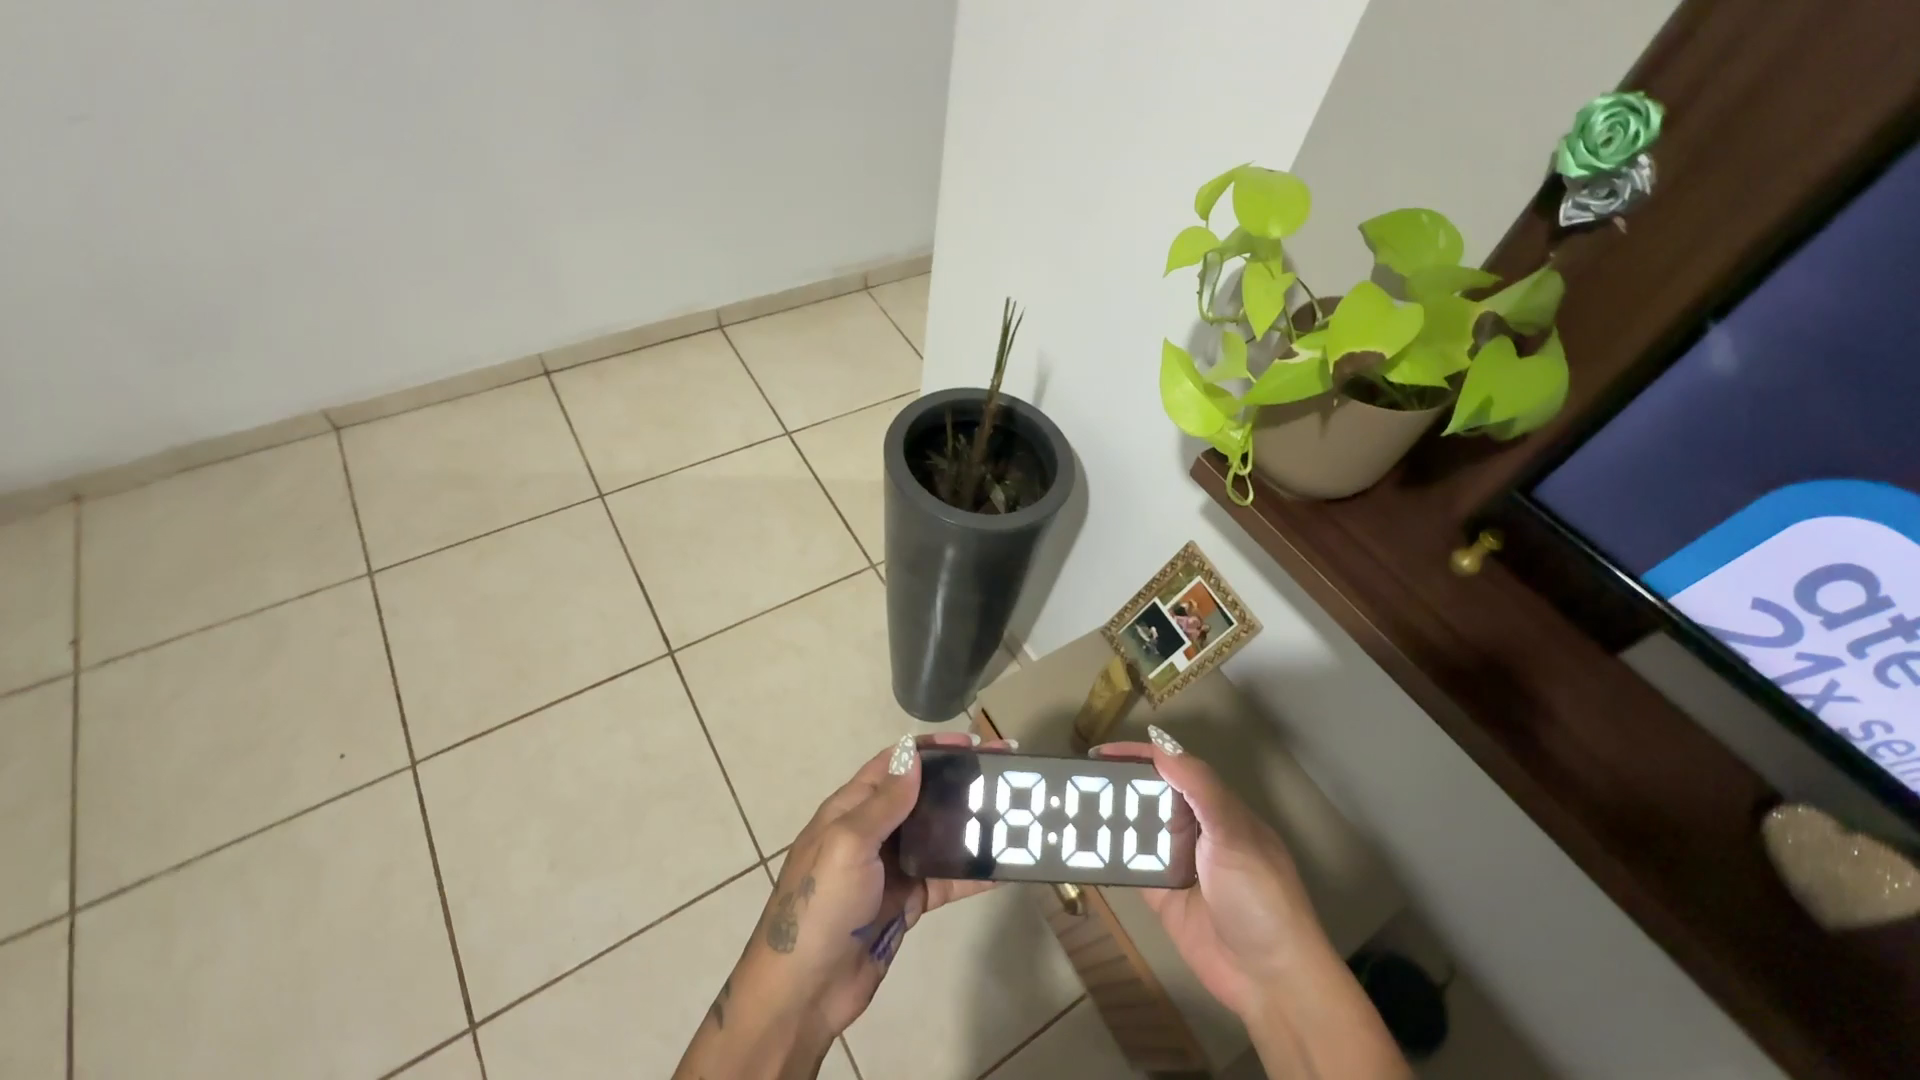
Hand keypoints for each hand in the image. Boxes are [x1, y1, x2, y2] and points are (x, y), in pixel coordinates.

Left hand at [675, 732, 1005, 1078]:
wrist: (806, 990)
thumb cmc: (821, 905)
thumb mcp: (847, 844)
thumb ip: (883, 802)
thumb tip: (912, 754)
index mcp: (851, 809)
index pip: (894, 765)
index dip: (930, 750)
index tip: (971, 744)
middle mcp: (873, 832)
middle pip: (922, 796)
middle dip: (960, 782)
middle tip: (1004, 772)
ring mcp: (892, 868)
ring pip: (939, 835)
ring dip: (972, 823)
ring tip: (1011, 812)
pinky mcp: (908, 902)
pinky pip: (947, 879)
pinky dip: (974, 871)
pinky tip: (1005, 865)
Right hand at [1091, 729, 1329, 1018]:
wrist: (1269, 979)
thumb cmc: (1260, 898)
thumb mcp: (1235, 835)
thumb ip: (1200, 789)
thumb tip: (1162, 747)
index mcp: (1220, 810)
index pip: (1176, 770)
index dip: (1141, 756)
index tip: (1103, 753)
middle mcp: (1198, 831)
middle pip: (1152, 798)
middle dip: (1119, 785)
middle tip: (1076, 778)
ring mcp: (1178, 864)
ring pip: (1138, 831)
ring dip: (1110, 819)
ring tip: (1070, 806)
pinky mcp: (1162, 895)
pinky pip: (1130, 868)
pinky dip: (1108, 856)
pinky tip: (1081, 847)